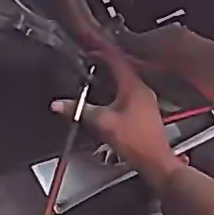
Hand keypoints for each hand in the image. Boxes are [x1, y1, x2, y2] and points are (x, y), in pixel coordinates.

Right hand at [55, 53, 180, 185]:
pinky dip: (115, 94)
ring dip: (109, 81)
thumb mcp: (102, 123)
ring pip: (124, 84)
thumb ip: (79, 110)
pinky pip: (128, 96)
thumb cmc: (135, 141)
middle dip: (104, 67)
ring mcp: (146, 101)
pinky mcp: (145, 112)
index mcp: (133, 86)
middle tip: (89, 66)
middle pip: (121, 71)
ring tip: (94, 83)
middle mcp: (142, 90)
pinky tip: (105, 103)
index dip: (101, 54)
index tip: (89, 52)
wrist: (155, 161)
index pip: (117, 61)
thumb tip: (58, 105)